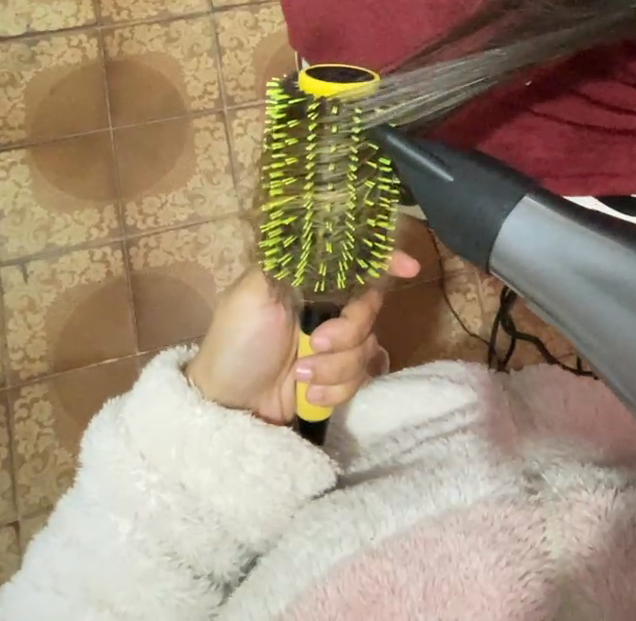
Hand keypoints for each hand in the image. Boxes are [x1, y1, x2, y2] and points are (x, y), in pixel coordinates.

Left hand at [186, 251, 422, 421]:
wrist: (226, 404)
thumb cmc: (235, 343)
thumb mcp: (252, 294)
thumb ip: (289, 262)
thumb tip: (322, 231)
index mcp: (311, 284)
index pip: (356, 264)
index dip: (386, 261)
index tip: (409, 268)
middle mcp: (329, 310)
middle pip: (370, 310)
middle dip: (347, 332)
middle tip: (315, 344)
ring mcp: (336, 346)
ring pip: (367, 348)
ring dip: (335, 367)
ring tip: (301, 377)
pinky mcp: (338, 378)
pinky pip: (360, 379)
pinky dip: (335, 390)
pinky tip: (308, 396)